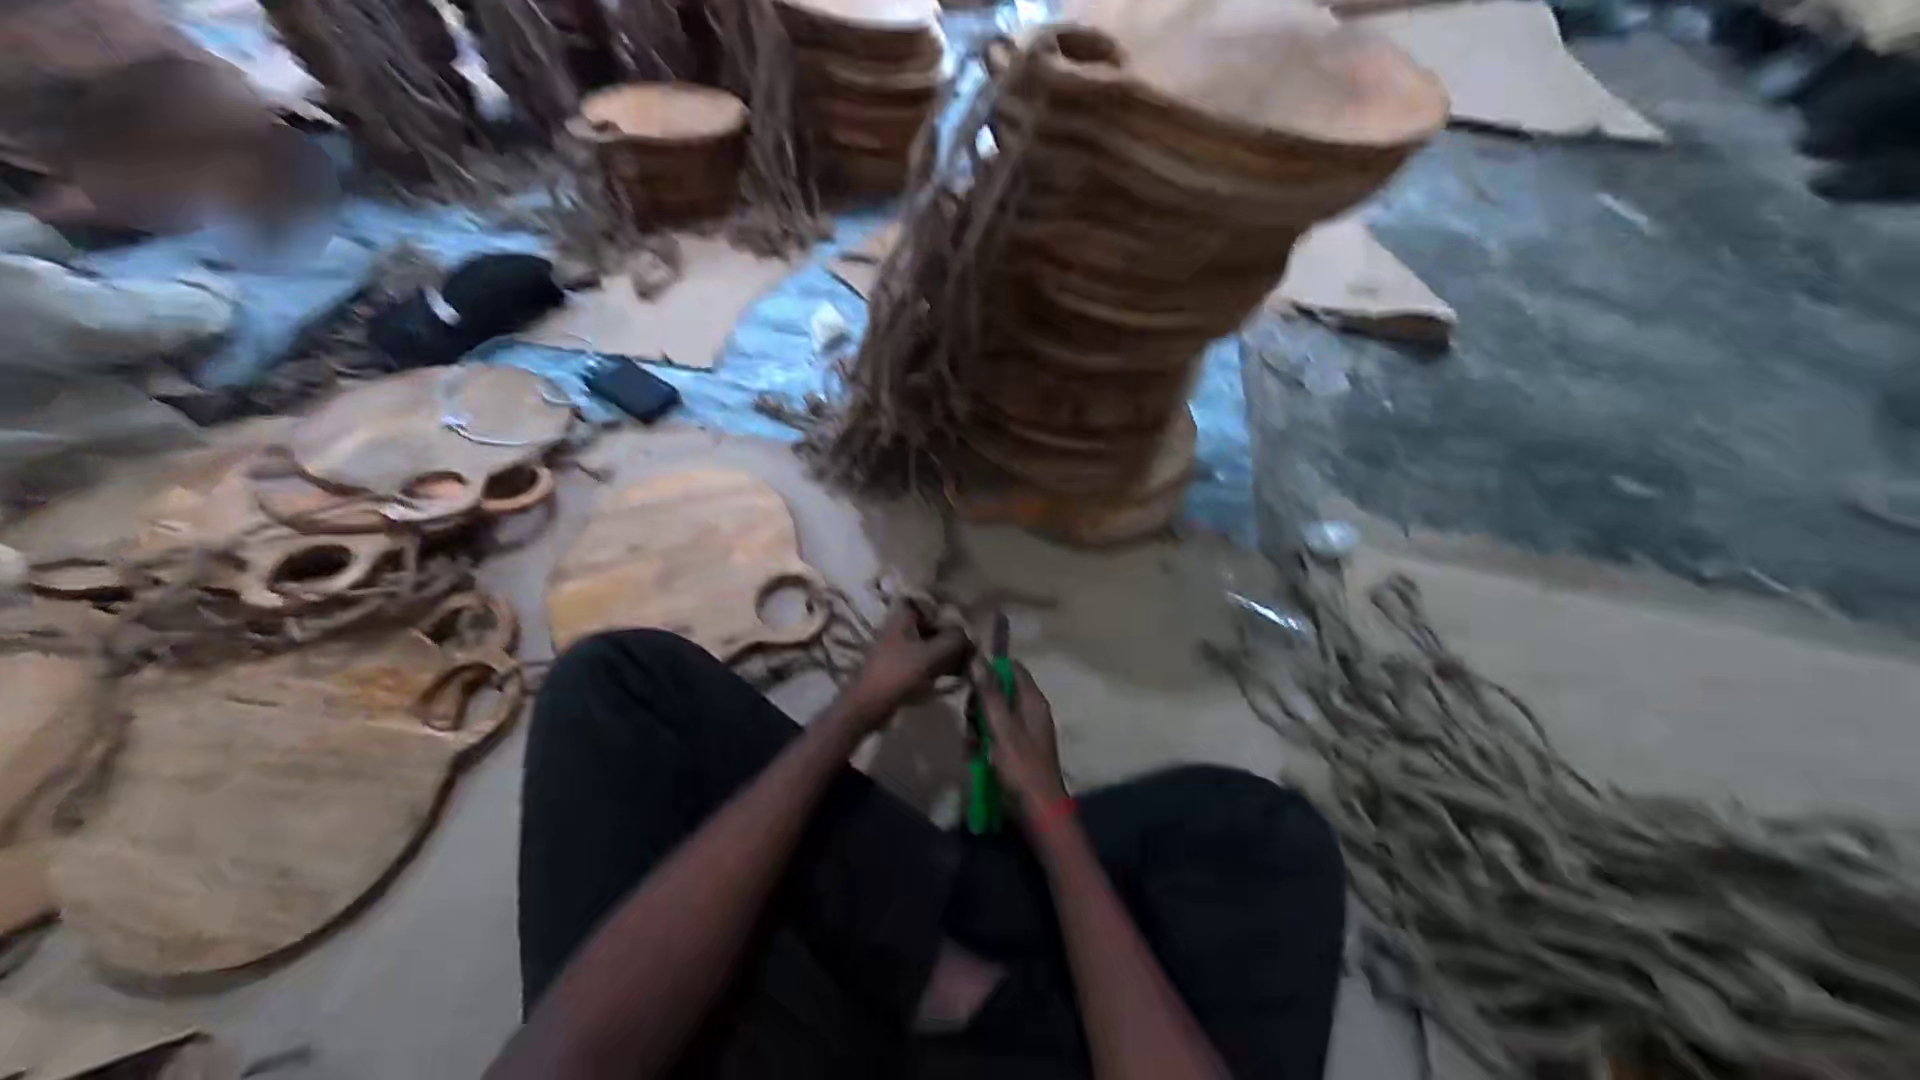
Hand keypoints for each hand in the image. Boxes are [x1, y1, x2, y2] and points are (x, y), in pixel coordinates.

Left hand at [833, 603, 969, 733]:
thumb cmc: (898, 674)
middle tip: (972, 650)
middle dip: (954, 636)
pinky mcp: (901, 665)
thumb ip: (955, 640)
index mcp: (905, 615)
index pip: (934, 603)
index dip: (953, 613)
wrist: (867, 705)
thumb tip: (970, 635)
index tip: (970, 625)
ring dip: (949, 653)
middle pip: (935, 624)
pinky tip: (954, 676)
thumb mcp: (932, 655)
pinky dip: (940, 665)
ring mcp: (900, 646)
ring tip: (966, 665)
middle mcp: (902, 626)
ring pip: (932, 643)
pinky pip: (926, 660)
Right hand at [970, 659, 1067, 821]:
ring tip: (971, 743)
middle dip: (979, 703)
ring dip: (977, 726)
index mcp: (1032, 701)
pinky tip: (973, 755)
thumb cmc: (1021, 766)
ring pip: (993, 714)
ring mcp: (1023, 731)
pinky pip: (994, 734)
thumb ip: (989, 693)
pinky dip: (983, 742)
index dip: (989, 669)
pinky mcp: (1016, 749)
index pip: (1012, 668)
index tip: (968, 679)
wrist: (1037, 811)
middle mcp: (1030, 711)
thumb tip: (978, 656)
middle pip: (999, 691)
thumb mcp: (1001, 728)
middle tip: (970, 720)